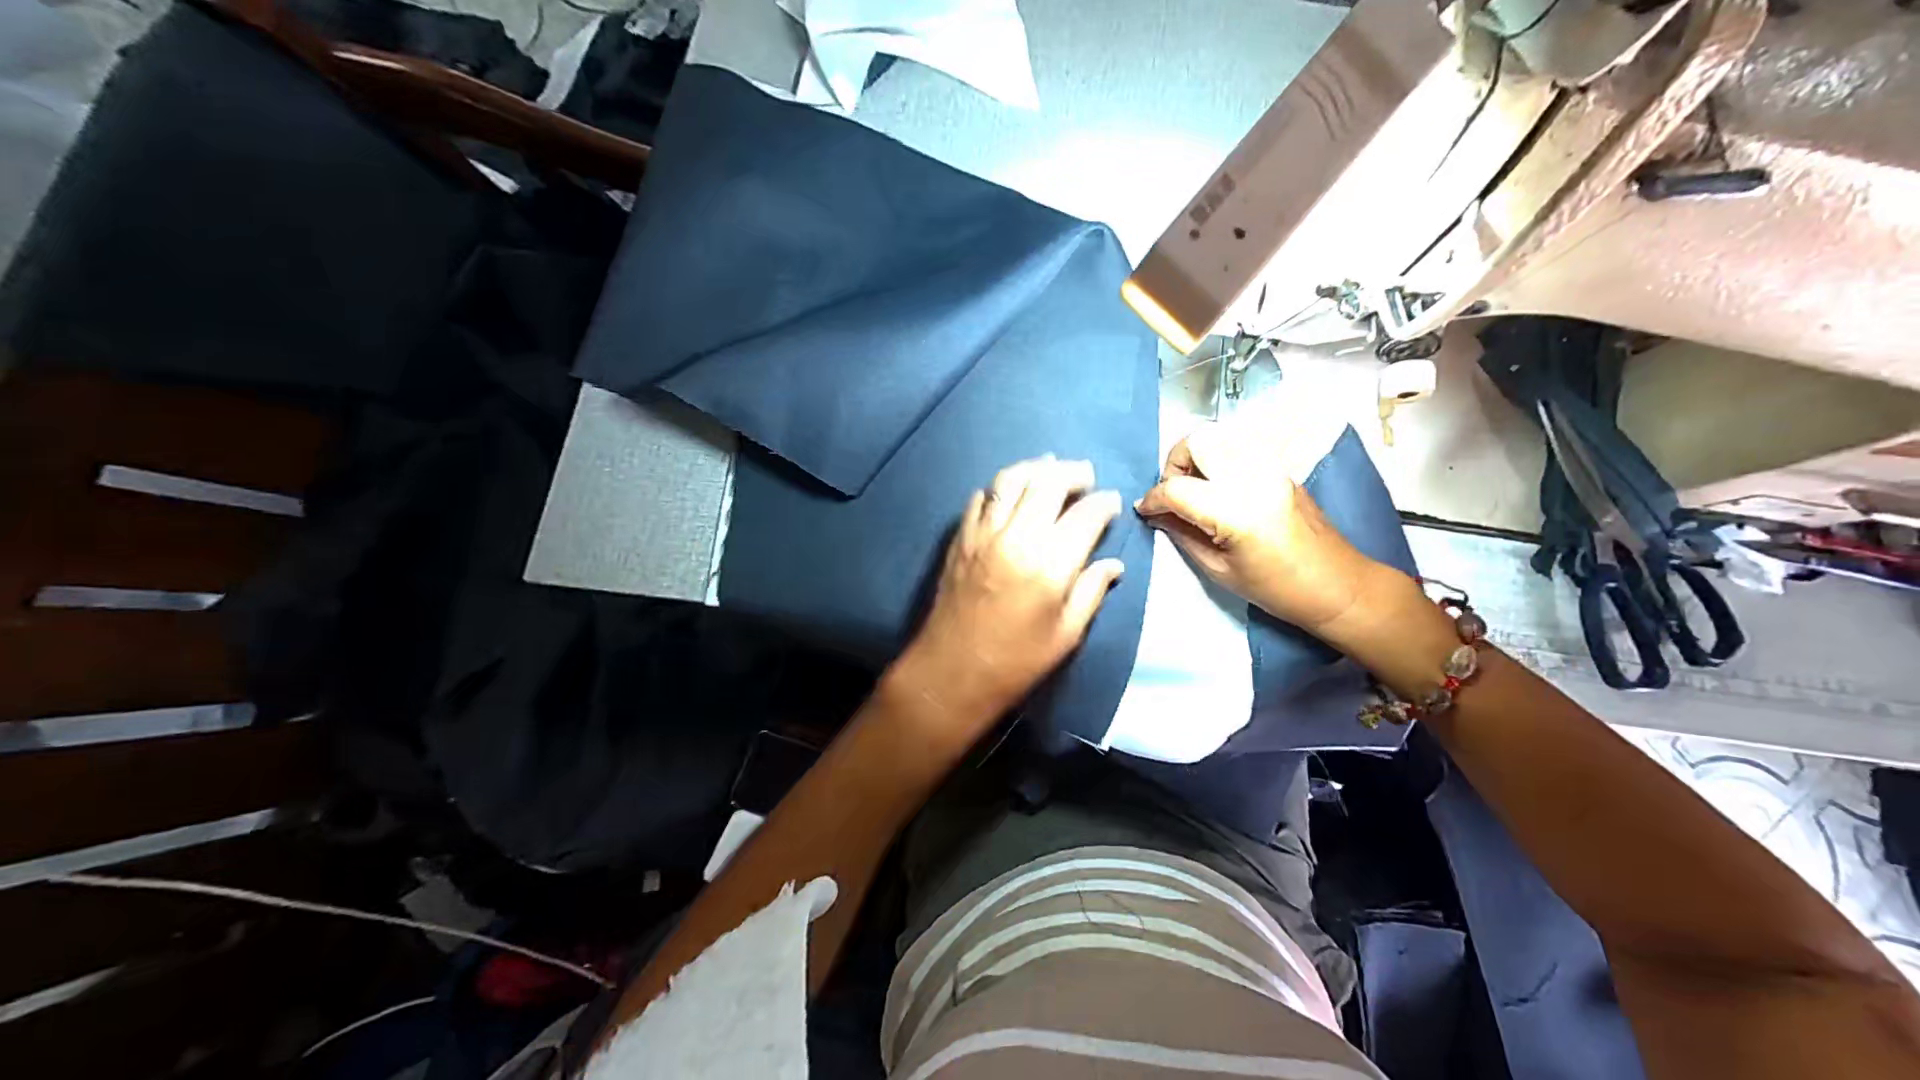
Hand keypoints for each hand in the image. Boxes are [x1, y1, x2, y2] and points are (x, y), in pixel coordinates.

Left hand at [891, 457, 1124, 729]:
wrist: (952, 671)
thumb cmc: (1016, 661)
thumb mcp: (1066, 634)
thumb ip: (1091, 591)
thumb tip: (1113, 564)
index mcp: (1051, 564)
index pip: (1086, 514)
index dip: (1104, 504)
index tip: (1111, 503)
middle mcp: (1017, 537)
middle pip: (1049, 483)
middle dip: (1074, 474)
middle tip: (1086, 476)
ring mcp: (984, 533)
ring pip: (1011, 480)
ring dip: (1036, 468)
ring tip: (1052, 468)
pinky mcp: (961, 537)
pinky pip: (982, 497)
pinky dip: (1001, 487)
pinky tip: (1011, 491)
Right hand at [1134, 422, 1383, 634]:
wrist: (1339, 585)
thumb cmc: (1277, 589)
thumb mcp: (1218, 571)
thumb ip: (1182, 535)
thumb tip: (1156, 515)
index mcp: (1237, 511)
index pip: (1178, 488)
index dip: (1153, 499)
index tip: (1145, 511)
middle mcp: (1253, 478)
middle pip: (1197, 442)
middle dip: (1173, 465)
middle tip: (1172, 495)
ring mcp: (1270, 468)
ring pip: (1218, 439)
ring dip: (1195, 459)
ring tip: (1194, 491)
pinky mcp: (1280, 468)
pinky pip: (1237, 450)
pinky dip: (1216, 462)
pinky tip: (1217, 491)